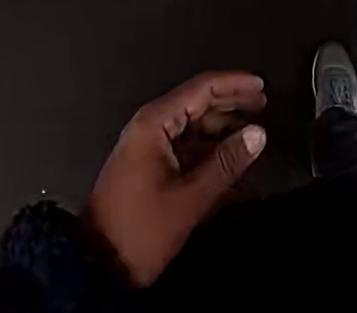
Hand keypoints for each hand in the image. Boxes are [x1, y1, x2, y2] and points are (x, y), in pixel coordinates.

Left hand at [88, 71, 266, 286]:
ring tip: (253, 135)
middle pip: (199, 103)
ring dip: (224, 128)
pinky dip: (210, 150)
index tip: (263, 85)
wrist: (92, 272)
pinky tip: (232, 162)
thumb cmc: (139, 230)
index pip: (202, 88)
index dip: (236, 84)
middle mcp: (150, 127)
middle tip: (264, 105)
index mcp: (155, 123)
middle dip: (233, 103)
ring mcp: (149, 147)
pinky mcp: (149, 166)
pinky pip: (186, 147)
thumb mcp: (189, 198)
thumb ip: (227, 162)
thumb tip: (259, 133)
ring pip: (195, 126)